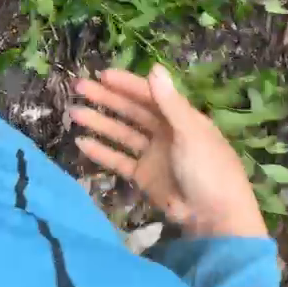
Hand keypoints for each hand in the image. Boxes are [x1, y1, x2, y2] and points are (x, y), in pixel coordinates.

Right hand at [71, 66, 267, 238]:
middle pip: (132, 112)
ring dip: (99, 122)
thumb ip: (169, 102)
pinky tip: (81, 142)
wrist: (213, 218)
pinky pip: (117, 159)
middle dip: (106, 99)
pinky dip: (100, 151)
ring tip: (73, 113)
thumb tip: (154, 68)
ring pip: (121, 133)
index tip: (102, 75)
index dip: (127, 85)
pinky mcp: (143, 176)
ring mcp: (154, 156)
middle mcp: (167, 135)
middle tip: (79, 87)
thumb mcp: (191, 133)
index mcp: (184, 121)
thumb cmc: (209, 171)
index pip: (151, 97)